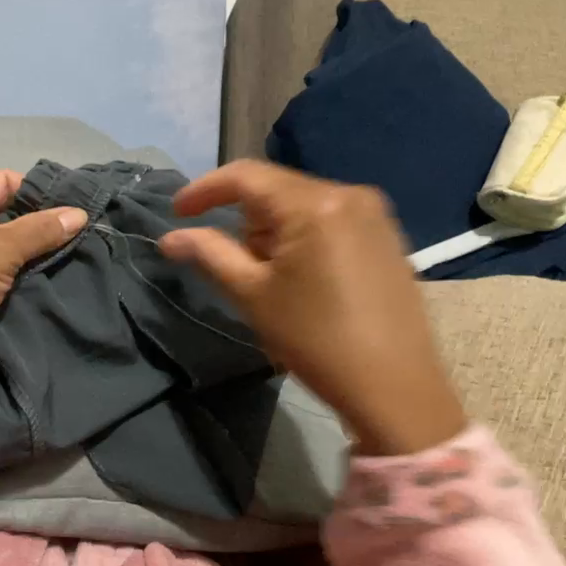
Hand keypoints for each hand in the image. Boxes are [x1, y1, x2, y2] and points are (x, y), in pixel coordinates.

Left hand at [0, 170, 86, 382]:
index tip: (77, 205)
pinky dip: (28, 281)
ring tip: (82, 257)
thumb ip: (40, 230)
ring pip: (12, 252)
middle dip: (45, 227)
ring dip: (39, 257)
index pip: (6, 182)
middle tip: (87, 234)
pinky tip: (60, 281)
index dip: (40, 191)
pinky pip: (7, 279)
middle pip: (11, 217)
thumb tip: (80, 214)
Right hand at [160, 160, 465, 454]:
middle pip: (277, 190)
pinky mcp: (389, 238)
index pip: (247, 176)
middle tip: (236, 269)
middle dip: (246, 222)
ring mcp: (376, 215)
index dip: (205, 189)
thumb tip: (170, 237)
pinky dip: (304, 241)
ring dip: (275, 234)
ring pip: (303, 207)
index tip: (177, 212)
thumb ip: (209, 254)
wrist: (395, 389)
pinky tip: (304, 283)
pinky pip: (331, 222)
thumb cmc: (316, 340)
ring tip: (273, 284)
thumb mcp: (253, 295)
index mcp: (315, 204)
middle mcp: (351, 194)